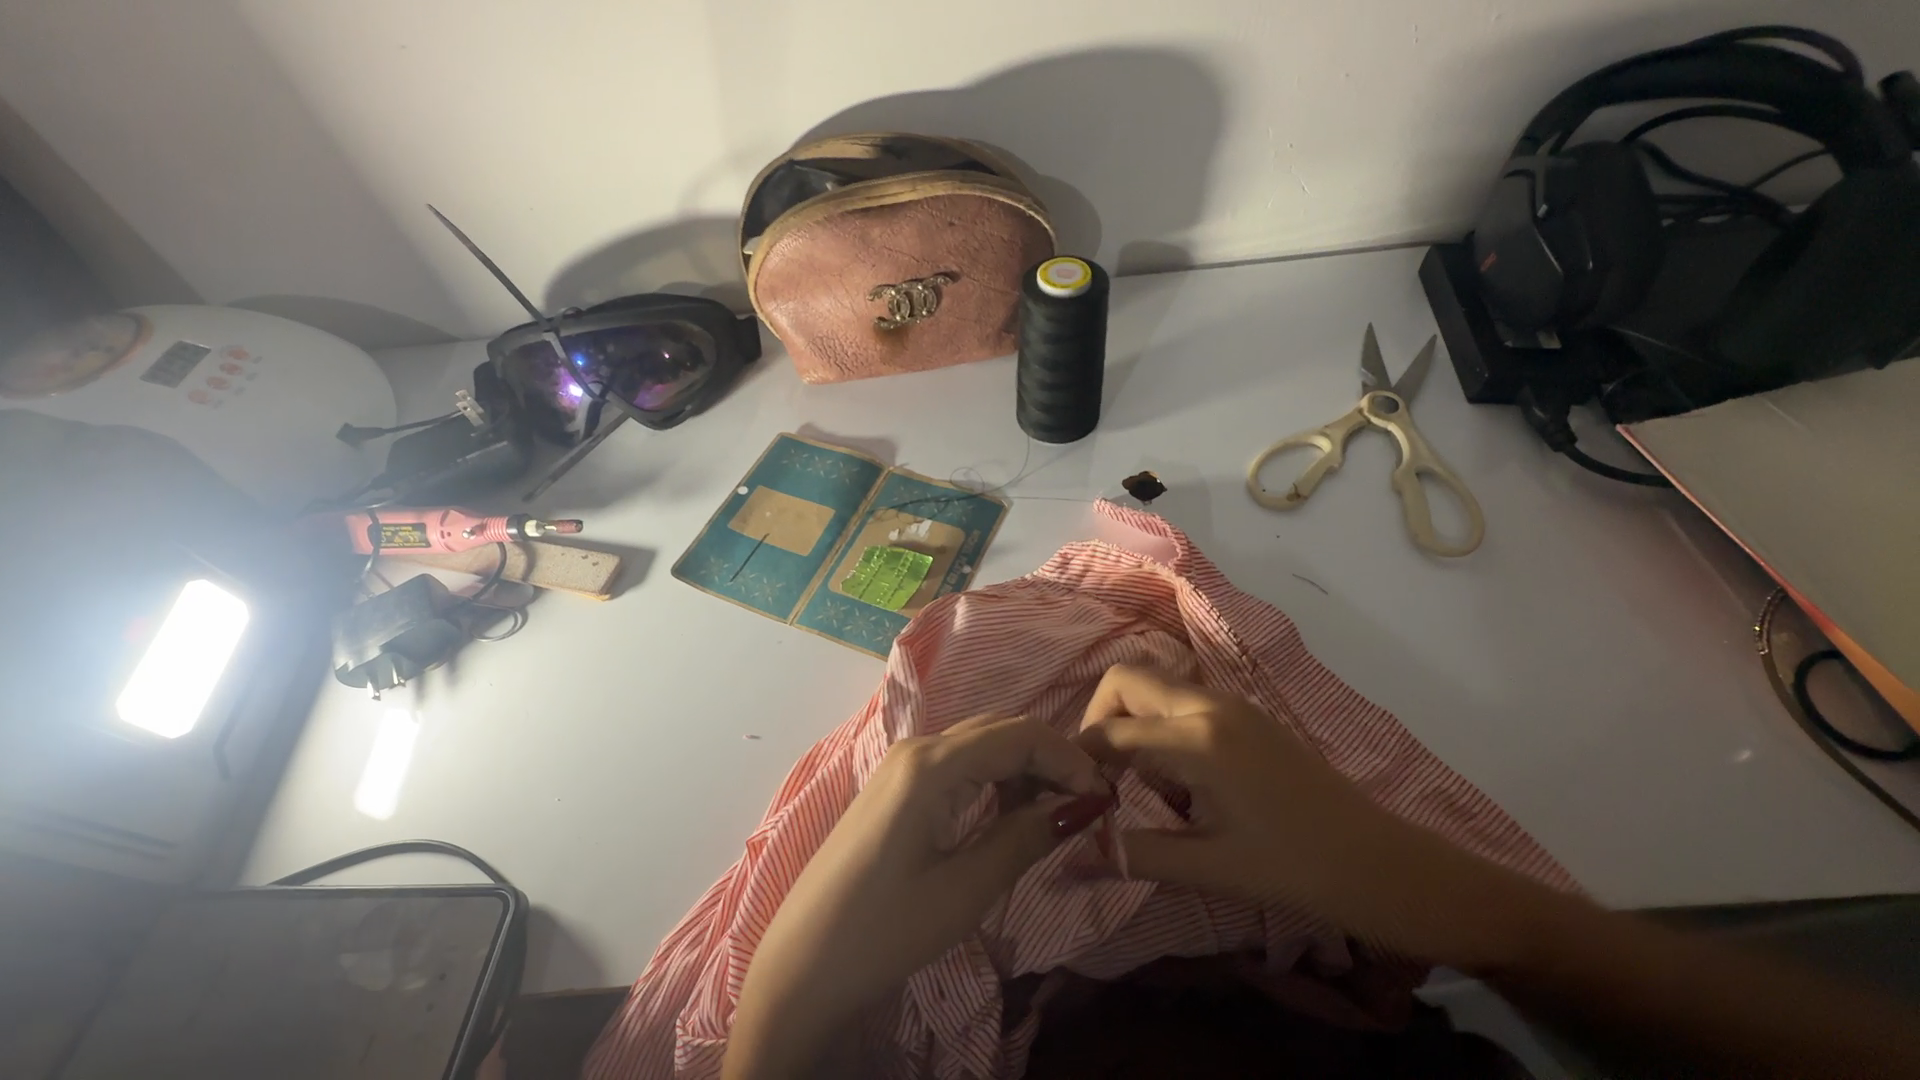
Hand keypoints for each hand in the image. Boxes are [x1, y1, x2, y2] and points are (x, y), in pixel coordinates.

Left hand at [723, 715, 1113, 1079]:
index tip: (1103, 797)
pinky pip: (956, 767)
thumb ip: (1024, 838)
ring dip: (1021, 772)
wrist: (801, 965)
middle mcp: (915, 749)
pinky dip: (992, 782)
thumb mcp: (964, 890)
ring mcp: (900, 767)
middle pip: (999, 733)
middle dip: (1048, 761)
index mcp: (931, 764)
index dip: (1069, 759)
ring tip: (1052, 817)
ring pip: (979, 747)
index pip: (1019, 735)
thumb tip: (1080, 806)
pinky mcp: (893, 789)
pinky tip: (1007, 817)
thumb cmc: (884, 930)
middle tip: (1085, 807)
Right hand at [1076, 665, 1538, 966]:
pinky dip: (1161, 727)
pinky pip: (1182, 701)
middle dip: (1100, 722)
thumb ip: (1132, 854)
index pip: (1111, 728)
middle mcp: (1210, 704)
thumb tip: (1069, 857)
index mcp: (1198, 738)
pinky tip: (1181, 782)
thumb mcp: (1209, 867)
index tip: (1079, 799)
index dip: (1081, 759)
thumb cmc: (1296, 871)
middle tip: (1104, 781)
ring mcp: (1233, 704)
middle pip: (1127, 679)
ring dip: (1133, 724)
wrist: (1385, 866)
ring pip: (1155, 686)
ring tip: (1145, 788)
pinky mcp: (1247, 715)